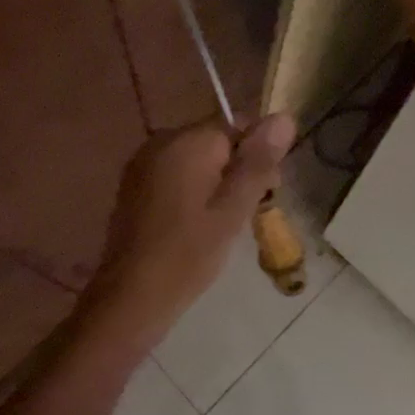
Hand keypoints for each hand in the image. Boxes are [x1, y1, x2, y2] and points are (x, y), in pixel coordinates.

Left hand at [80, 116, 297, 348]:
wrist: (130, 298)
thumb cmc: (187, 255)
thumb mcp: (232, 211)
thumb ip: (258, 162)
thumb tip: (284, 116)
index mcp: (186, 141)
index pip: (237, 124)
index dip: (259, 155)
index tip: (267, 193)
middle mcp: (161, 140)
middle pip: (215, 140)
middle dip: (237, 169)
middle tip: (247, 214)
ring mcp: (143, 162)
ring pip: (195, 158)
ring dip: (215, 182)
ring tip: (223, 224)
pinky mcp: (133, 184)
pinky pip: (174, 173)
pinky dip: (191, 190)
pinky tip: (195, 225)